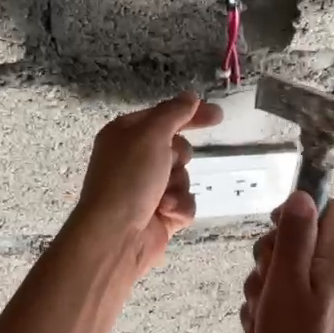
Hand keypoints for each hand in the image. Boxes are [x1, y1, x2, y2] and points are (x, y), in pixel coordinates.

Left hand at [68, 90, 222, 275]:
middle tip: (167, 164)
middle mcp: (135, 158)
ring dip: (178, 185)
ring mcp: (147, 188)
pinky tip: (165, 214)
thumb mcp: (151, 135)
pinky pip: (184, 202)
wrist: (115, 236)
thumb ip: (173, 113)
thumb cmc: (129, 178)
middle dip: (178, 157)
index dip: (190, 114)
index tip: (217, 115)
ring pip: (184, 176)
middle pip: (177, 147)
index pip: (164, 116)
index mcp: (126, 134)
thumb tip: (190, 96)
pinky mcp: (159, 214)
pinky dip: (179, 207)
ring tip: (161, 197)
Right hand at [241, 191, 333, 332]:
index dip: (295, 210)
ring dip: (262, 286)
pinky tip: (261, 328)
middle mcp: (333, 275)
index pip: (325, 209)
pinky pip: (283, 297)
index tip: (273, 230)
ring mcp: (322, 299)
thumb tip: (304, 194)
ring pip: (283, 270)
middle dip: (270, 256)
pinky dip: (267, 308)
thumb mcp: (287, 282)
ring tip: (261, 313)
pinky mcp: (310, 319)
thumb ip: (295, 236)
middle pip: (297, 239)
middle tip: (265, 281)